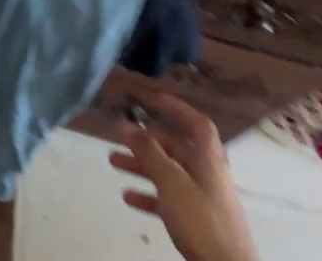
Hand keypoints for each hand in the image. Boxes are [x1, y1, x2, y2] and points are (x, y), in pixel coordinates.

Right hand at [109, 95, 259, 260]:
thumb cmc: (201, 220)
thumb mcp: (170, 182)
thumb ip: (148, 152)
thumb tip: (125, 124)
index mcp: (207, 160)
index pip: (197, 125)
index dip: (178, 109)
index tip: (154, 99)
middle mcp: (207, 175)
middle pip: (177, 149)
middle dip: (148, 141)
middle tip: (120, 138)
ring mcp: (204, 199)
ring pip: (169, 174)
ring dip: (142, 166)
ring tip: (113, 162)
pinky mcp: (198, 222)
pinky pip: (169, 199)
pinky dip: (149, 195)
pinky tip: (129, 197)